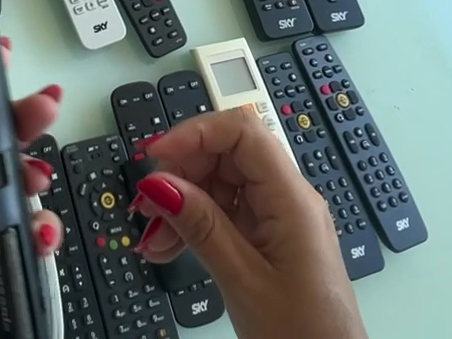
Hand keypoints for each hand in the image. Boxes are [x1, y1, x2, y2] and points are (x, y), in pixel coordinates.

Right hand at [132, 107, 368, 338]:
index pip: (242, 132)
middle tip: (148, 203)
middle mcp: (287, 197)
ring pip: (218, 181)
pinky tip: (168, 245)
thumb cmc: (303, 337)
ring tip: (153, 235)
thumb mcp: (243, 281)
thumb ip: (200, 226)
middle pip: (225, 153)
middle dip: (180, 172)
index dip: (195, 133)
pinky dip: (192, 222)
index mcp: (292, 199)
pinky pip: (223, 209)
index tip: (156, 156)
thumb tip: (157, 182)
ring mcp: (277, 215)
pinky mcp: (267, 234)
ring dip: (180, 201)